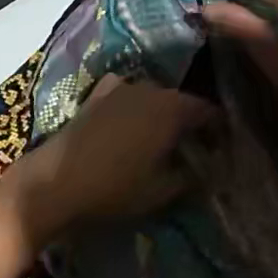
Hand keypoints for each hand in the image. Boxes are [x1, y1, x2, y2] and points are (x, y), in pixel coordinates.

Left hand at [0, 75, 211, 245]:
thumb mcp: (162, 191)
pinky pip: (126, 93)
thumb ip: (192, 177)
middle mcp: (152, 89)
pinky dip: (133, 104)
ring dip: (163, 112)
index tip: (223, 147)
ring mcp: (123, 87)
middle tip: (195, 146)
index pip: (209, 111)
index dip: (219, 129)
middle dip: (192, 121)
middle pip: (182, 101)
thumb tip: (212, 171)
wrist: (54, 182)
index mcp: (174, 108)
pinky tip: (129, 120)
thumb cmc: (114, 187)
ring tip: (163, 136)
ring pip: (155, 96)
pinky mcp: (98, 94)